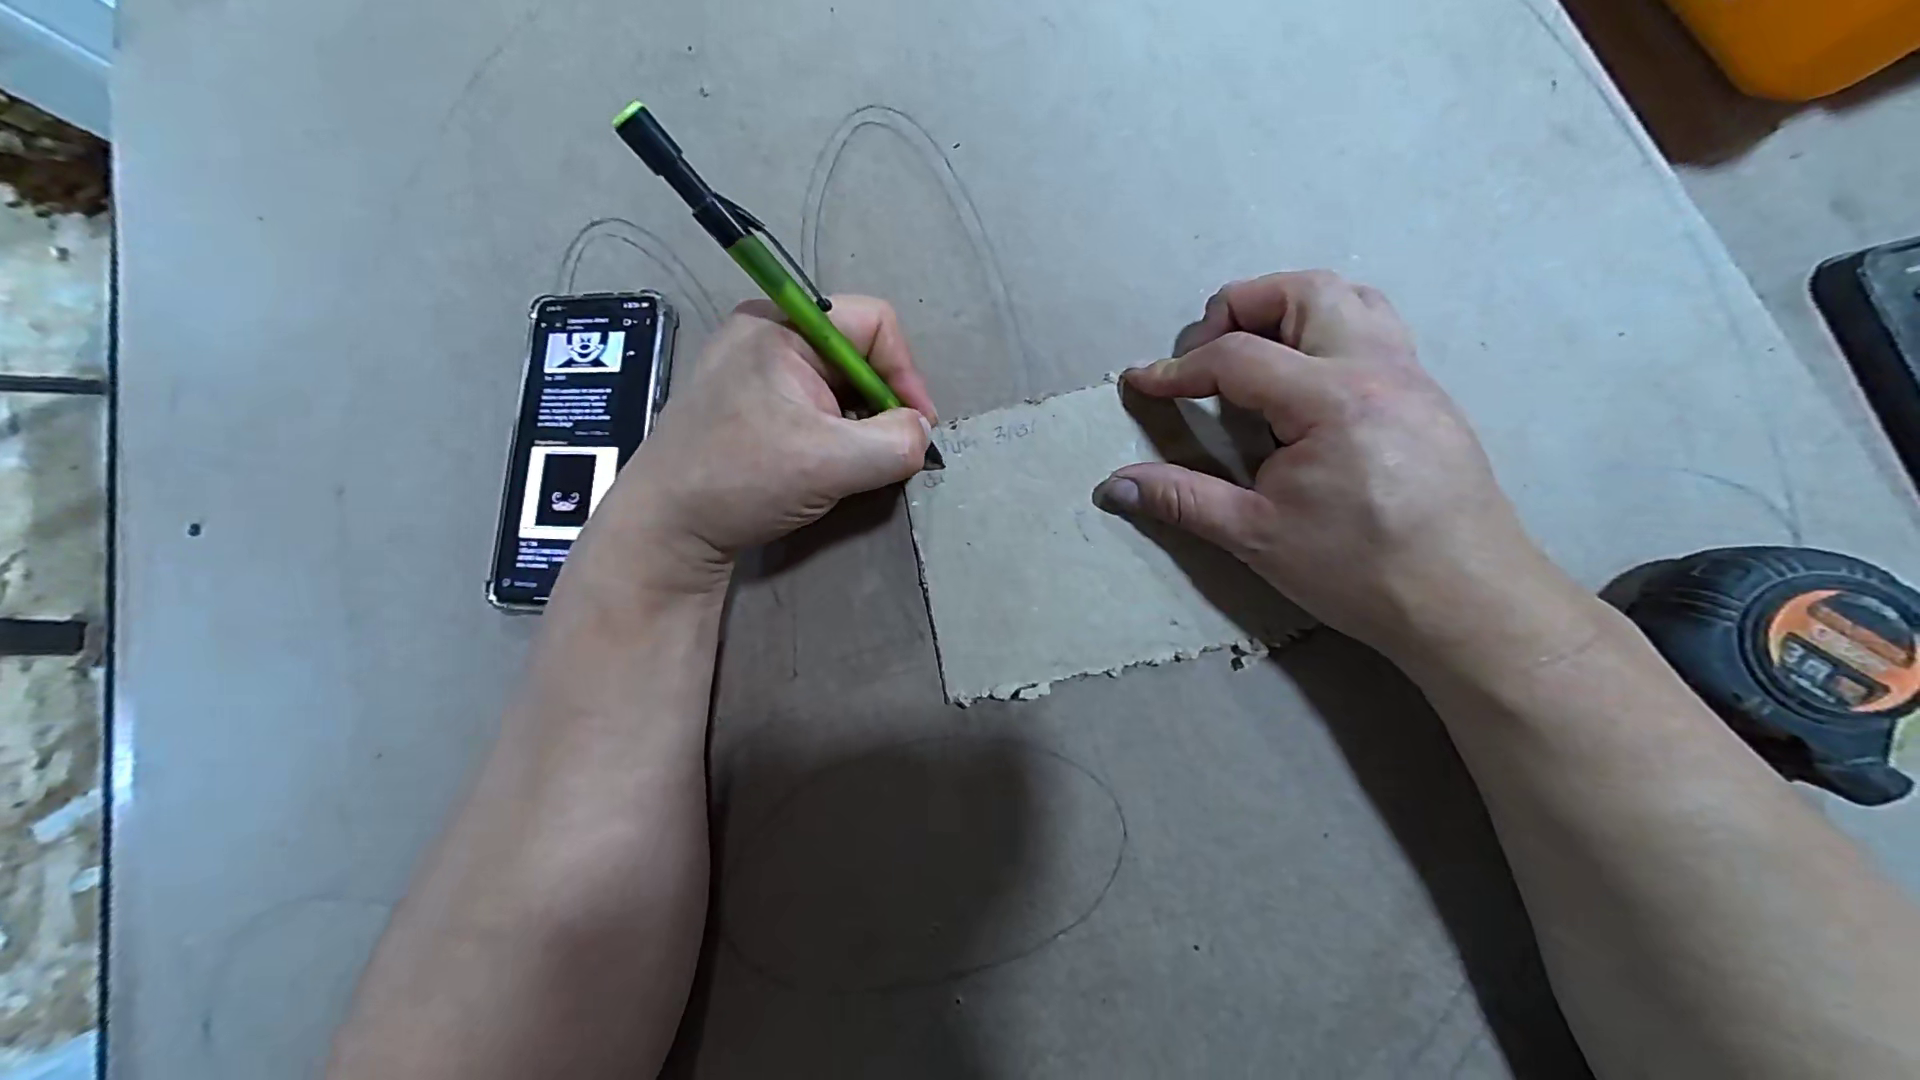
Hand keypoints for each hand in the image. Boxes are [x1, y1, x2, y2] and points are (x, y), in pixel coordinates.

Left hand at [570, 296, 936, 595]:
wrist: (667, 530)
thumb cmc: (740, 480)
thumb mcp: (831, 461)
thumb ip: (895, 442)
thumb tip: (922, 433)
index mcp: (780, 326)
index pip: (873, 324)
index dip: (906, 373)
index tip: (918, 426)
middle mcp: (769, 337)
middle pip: (858, 355)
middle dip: (884, 405)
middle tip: (891, 452)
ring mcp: (759, 373)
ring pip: (841, 386)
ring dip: (863, 426)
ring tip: (859, 466)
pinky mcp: (756, 407)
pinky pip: (819, 408)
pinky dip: (840, 437)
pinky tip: (832, 468)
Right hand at [1092, 271, 1575, 664]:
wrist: (1469, 603)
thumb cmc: (1358, 571)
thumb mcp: (1255, 536)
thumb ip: (1181, 499)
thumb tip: (1113, 486)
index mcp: (1331, 399)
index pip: (1237, 357)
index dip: (1178, 369)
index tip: (1140, 382)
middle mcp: (1378, 368)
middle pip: (1303, 291)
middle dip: (1239, 308)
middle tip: (1204, 355)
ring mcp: (1411, 376)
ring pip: (1349, 298)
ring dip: (1288, 310)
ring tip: (1251, 357)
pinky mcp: (1426, 396)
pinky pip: (1373, 329)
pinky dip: (1324, 332)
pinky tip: (1302, 386)